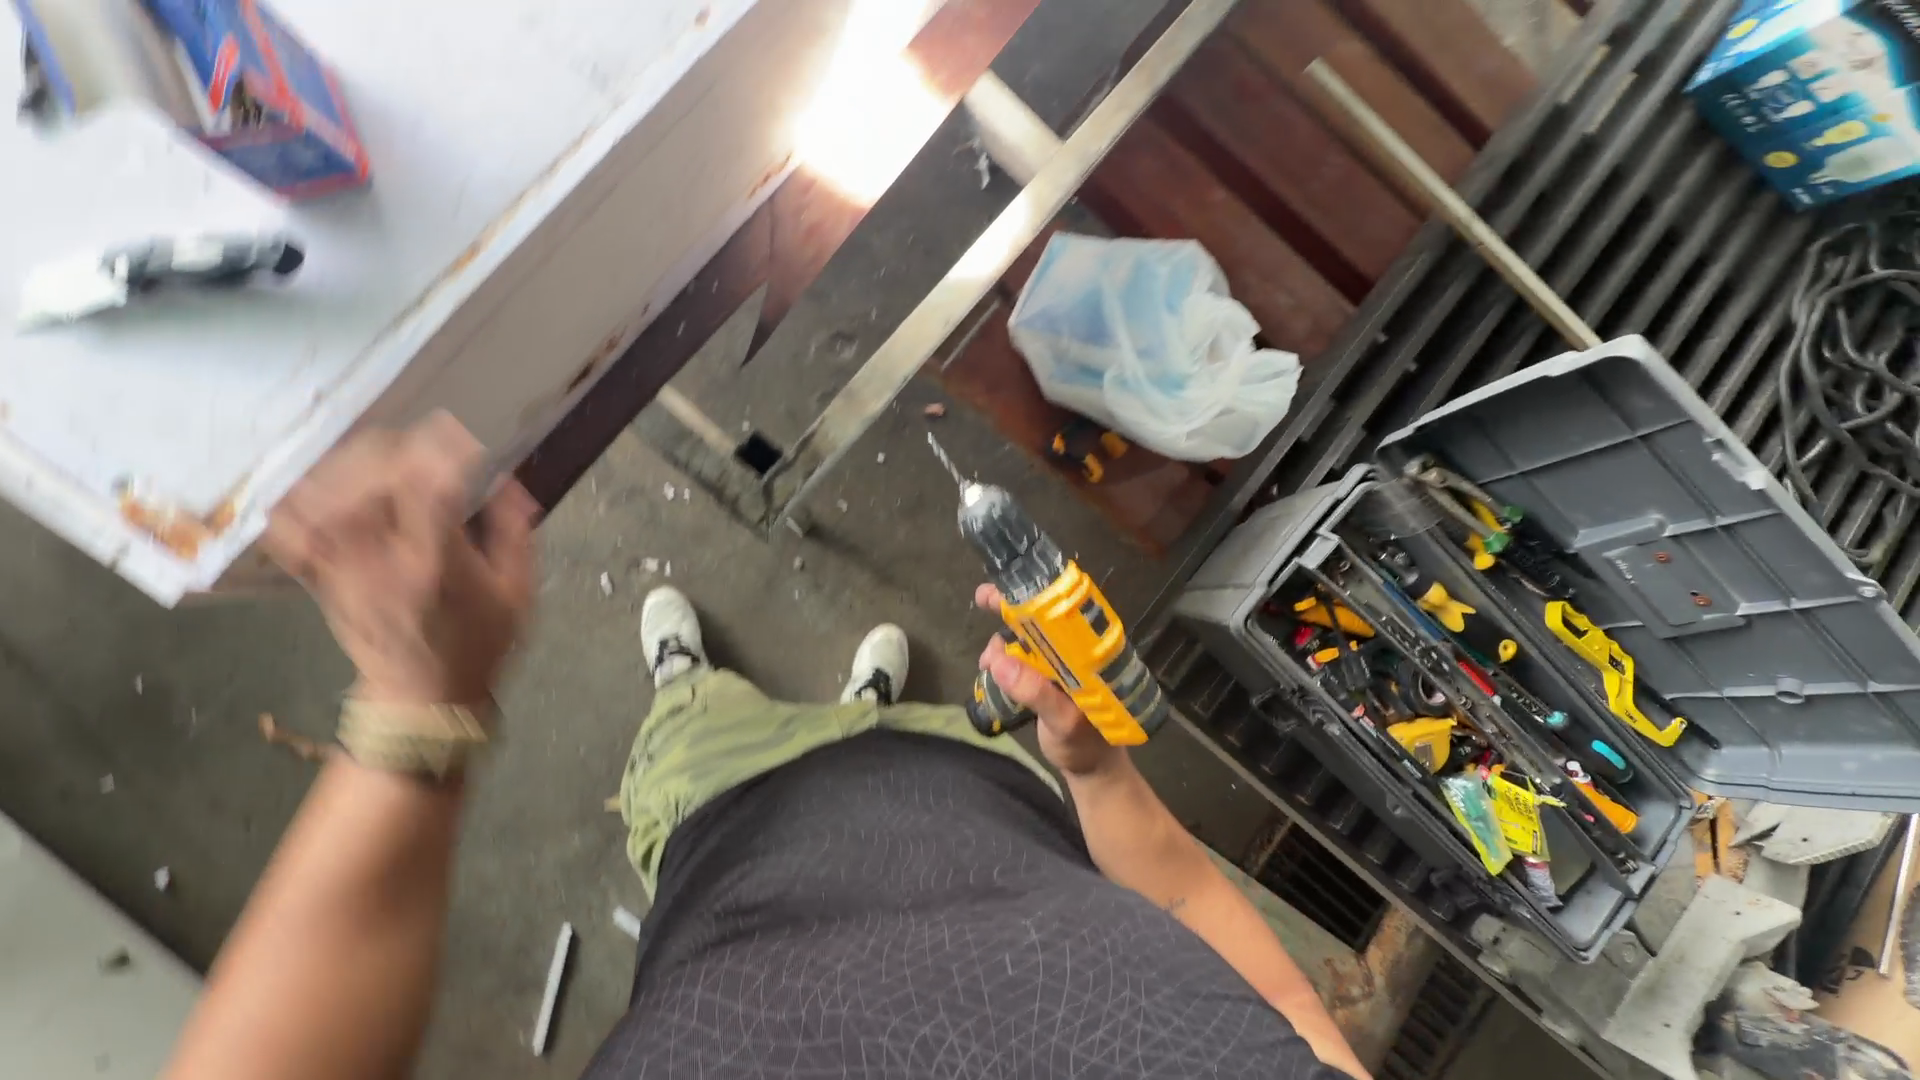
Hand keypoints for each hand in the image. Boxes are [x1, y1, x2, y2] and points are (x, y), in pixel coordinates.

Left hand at [265, 413, 539, 707]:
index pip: (430, 488)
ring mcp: (342, 568)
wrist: (421, 697)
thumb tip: (507, 483)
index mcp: (438, 565)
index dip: (444, 452)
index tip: (463, 441)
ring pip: (324, 496)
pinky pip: (290, 528)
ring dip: (351, 466)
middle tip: (423, 446)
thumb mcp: (519, 592)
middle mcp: (382, 561)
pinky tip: (326, 486)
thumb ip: (515, 535)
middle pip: (369, 482)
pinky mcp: (318, 576)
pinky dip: (300, 498)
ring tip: (380, 458)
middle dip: (398, 449)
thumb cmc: (480, 644)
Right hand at [975, 584, 1128, 779]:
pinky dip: (1001, 658)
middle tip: (983, 599)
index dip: (1036, 594)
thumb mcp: (1063, 721)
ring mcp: (1059, 662)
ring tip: (987, 662)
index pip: (1065, 611)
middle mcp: (1075, 650)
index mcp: (1089, 653)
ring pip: (1025, 637)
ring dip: (1002, 642)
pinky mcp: (1045, 676)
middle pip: (1041, 617)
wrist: (1090, 770)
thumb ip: (1036, 692)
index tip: (1010, 586)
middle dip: (1010, 606)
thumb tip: (1000, 660)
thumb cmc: (1086, 745)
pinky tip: (990, 669)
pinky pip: (1019, 658)